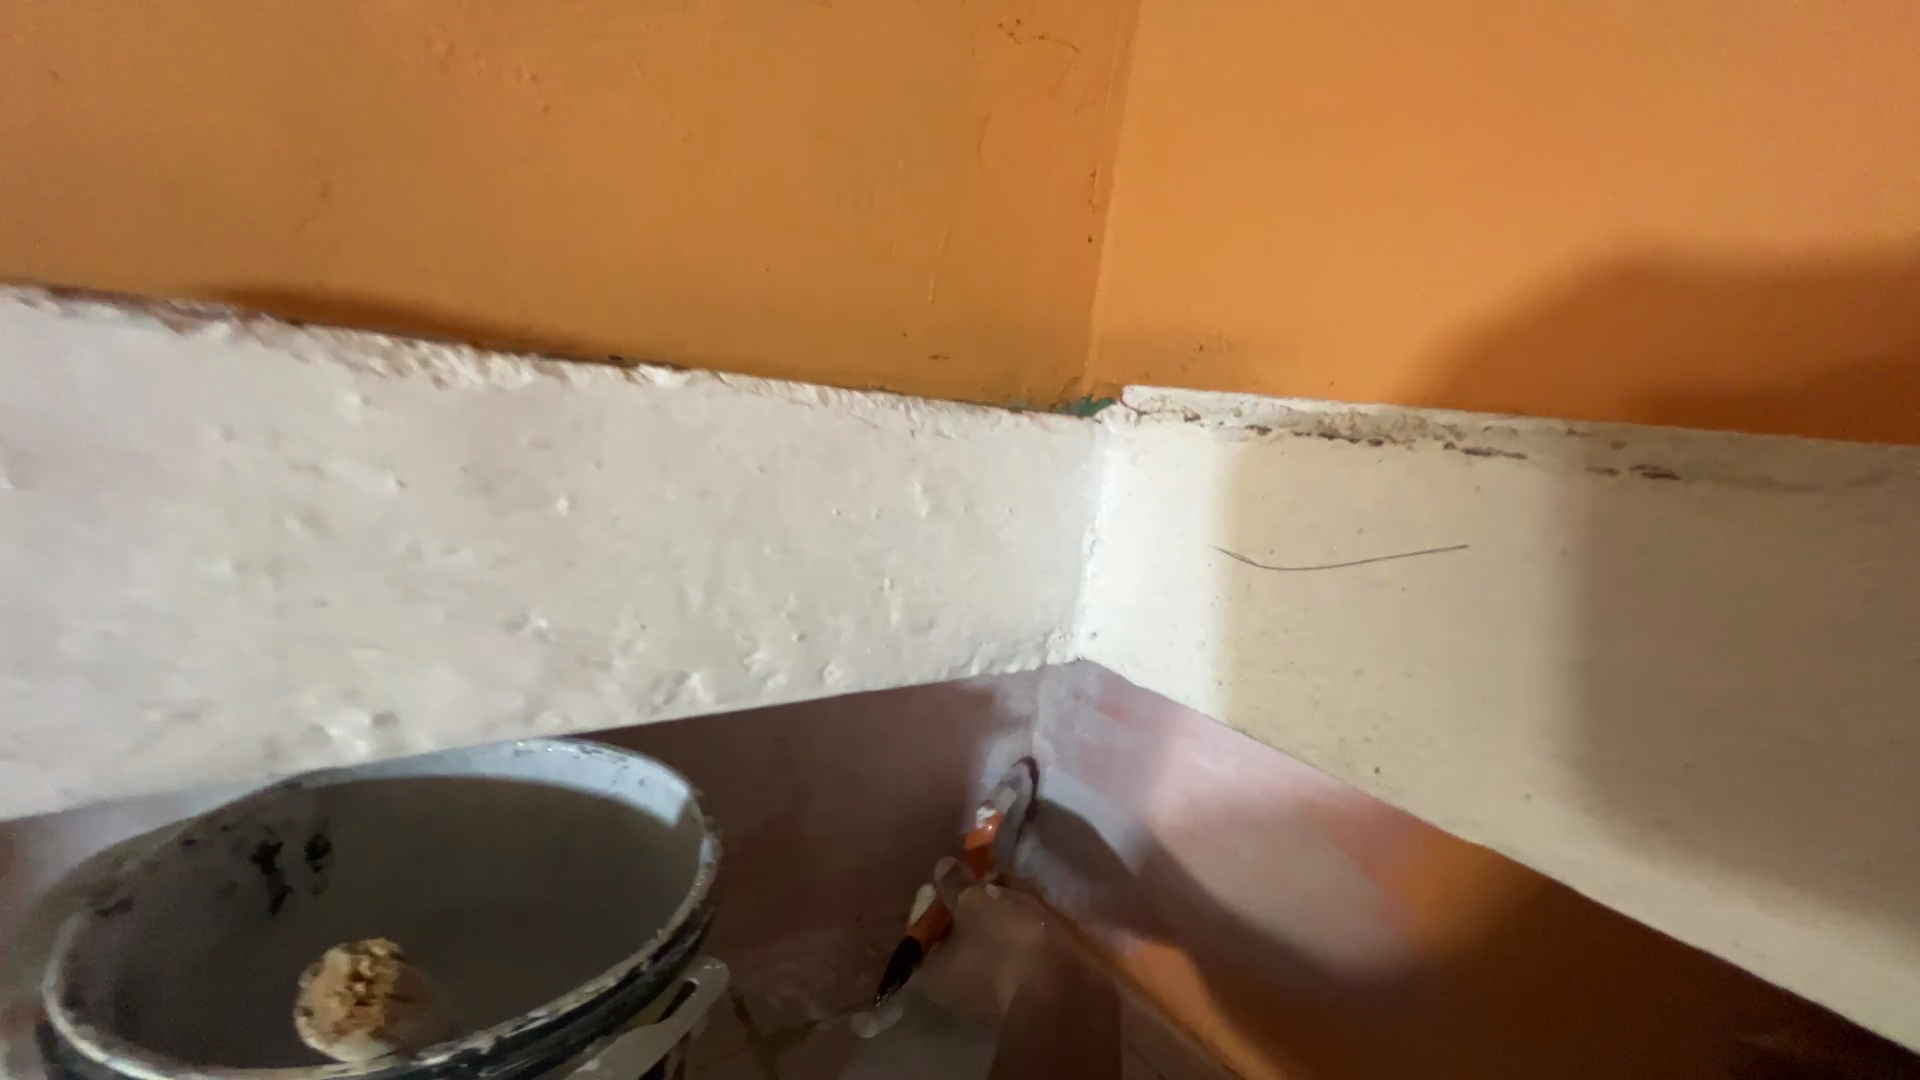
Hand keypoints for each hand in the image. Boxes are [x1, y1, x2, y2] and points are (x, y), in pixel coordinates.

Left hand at [913, 857, 1050, 1020]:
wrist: (1061, 987)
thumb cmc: (1004, 942)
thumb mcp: (972, 900)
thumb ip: (953, 881)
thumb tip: (941, 868)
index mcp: (934, 971)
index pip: (923, 928)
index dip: (937, 896)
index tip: (953, 876)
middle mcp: (957, 984)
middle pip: (959, 929)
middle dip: (974, 897)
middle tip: (988, 872)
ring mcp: (991, 986)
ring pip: (989, 933)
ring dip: (999, 905)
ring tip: (1012, 879)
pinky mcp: (1022, 982)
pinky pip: (1013, 943)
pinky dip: (1019, 920)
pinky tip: (1030, 898)